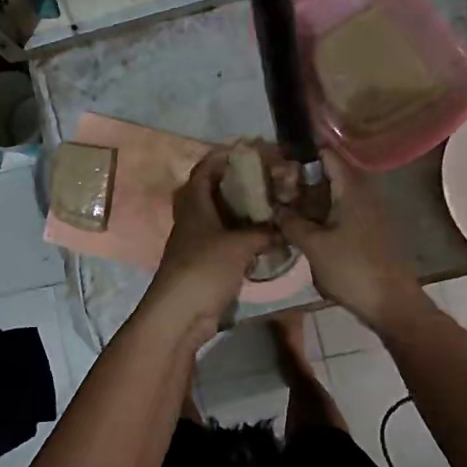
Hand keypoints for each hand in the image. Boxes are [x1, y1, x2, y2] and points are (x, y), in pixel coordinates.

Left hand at [146, 149, 279, 326]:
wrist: (180, 313)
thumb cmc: (204, 268)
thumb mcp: (239, 246)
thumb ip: (263, 233)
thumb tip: (285, 227)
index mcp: (194, 206)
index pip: (203, 172)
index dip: (219, 159)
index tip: (244, 152)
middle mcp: (192, 220)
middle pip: (210, 194)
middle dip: (234, 185)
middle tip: (262, 181)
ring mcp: (196, 243)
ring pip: (219, 219)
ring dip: (240, 212)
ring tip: (268, 207)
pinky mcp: (204, 264)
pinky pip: (224, 241)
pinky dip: (242, 237)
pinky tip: (263, 239)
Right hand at [275, 151, 431, 331]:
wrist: (393, 305)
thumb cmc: (352, 269)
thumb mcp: (313, 246)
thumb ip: (291, 223)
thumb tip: (275, 208)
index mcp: (351, 191)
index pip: (328, 156)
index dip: (304, 153)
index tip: (280, 157)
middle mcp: (364, 195)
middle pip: (331, 175)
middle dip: (303, 178)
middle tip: (276, 186)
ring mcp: (371, 215)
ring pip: (336, 195)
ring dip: (312, 198)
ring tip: (286, 207)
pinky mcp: (372, 233)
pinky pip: (343, 212)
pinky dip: (324, 213)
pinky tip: (306, 228)